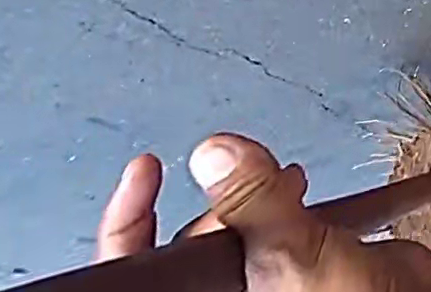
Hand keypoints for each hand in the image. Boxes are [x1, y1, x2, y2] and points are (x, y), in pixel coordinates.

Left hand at [95, 133, 430, 291]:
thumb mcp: (292, 254)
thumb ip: (255, 203)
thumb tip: (214, 151)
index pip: (138, 267)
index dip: (131, 221)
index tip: (146, 168)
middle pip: (193, 241)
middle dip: (228, 201)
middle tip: (265, 184)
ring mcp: (257, 284)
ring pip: (236, 230)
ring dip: (262, 196)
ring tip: (290, 182)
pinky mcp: (289, 266)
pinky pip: (272, 222)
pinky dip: (284, 196)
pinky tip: (298, 186)